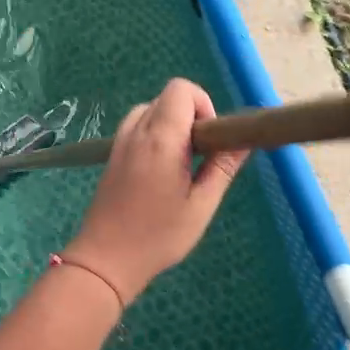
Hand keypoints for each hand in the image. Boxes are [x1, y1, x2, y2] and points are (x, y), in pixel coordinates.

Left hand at [62, 78, 248, 304]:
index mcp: (161, 138)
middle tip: (200, 158)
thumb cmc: (158, 237)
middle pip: (167, 97)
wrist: (105, 260)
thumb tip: (244, 139)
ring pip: (150, 111)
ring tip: (181, 166)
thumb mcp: (201, 206)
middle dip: (190, 116)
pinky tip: (161, 173)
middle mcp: (136, 132)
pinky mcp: (112, 156)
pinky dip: (155, 137)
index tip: (210, 142)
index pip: (182, 89)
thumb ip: (223, 167)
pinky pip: (137, 129)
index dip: (204, 105)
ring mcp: (120, 143)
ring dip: (171, 126)